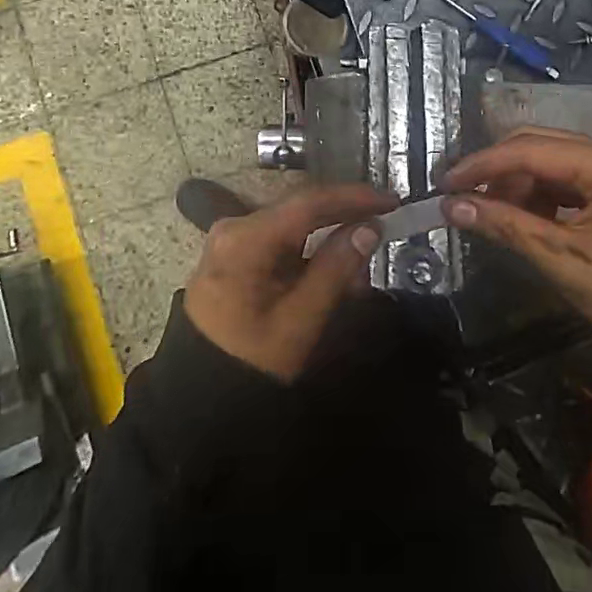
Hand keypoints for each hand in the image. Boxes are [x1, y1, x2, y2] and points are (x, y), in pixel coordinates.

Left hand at [184, 184, 397, 381]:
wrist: (201, 393)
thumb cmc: (251, 358)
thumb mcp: (300, 321)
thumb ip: (336, 269)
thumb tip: (368, 229)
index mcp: (245, 239)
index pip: (307, 203)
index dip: (352, 198)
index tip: (390, 201)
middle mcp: (234, 227)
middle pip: (300, 210)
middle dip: (344, 221)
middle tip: (382, 232)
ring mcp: (231, 239)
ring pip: (293, 226)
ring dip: (329, 240)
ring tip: (360, 268)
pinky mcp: (234, 253)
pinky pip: (280, 242)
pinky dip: (309, 253)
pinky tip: (332, 274)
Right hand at [440, 128, 591, 367]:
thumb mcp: (564, 261)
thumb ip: (505, 225)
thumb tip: (451, 206)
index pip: (529, 149)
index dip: (481, 164)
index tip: (444, 183)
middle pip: (541, 146)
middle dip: (497, 171)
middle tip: (461, 197)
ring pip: (554, 162)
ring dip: (518, 184)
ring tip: (491, 214)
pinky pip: (572, 181)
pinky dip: (542, 196)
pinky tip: (525, 218)